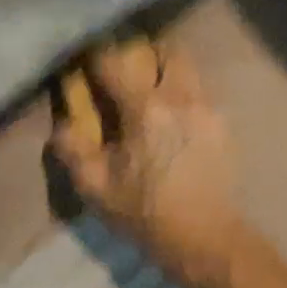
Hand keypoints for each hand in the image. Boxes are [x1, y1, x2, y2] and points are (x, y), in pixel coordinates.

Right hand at [52, 40, 241, 260]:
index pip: (116, 61)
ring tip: (153, 94)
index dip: (97, 55)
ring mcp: (209, 109)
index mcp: (146, 108)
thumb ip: (73, 150)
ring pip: (190, 69)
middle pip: (168, 50)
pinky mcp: (225, 126)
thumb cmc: (147, 213)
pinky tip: (176, 121)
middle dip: (146, 51)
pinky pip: (203, 94)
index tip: (87, 60)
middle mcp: (182, 97)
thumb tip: (62, 125)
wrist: (206, 237)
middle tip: (130, 67)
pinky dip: (186, 95)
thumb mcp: (96, 188)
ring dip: (169, 71)